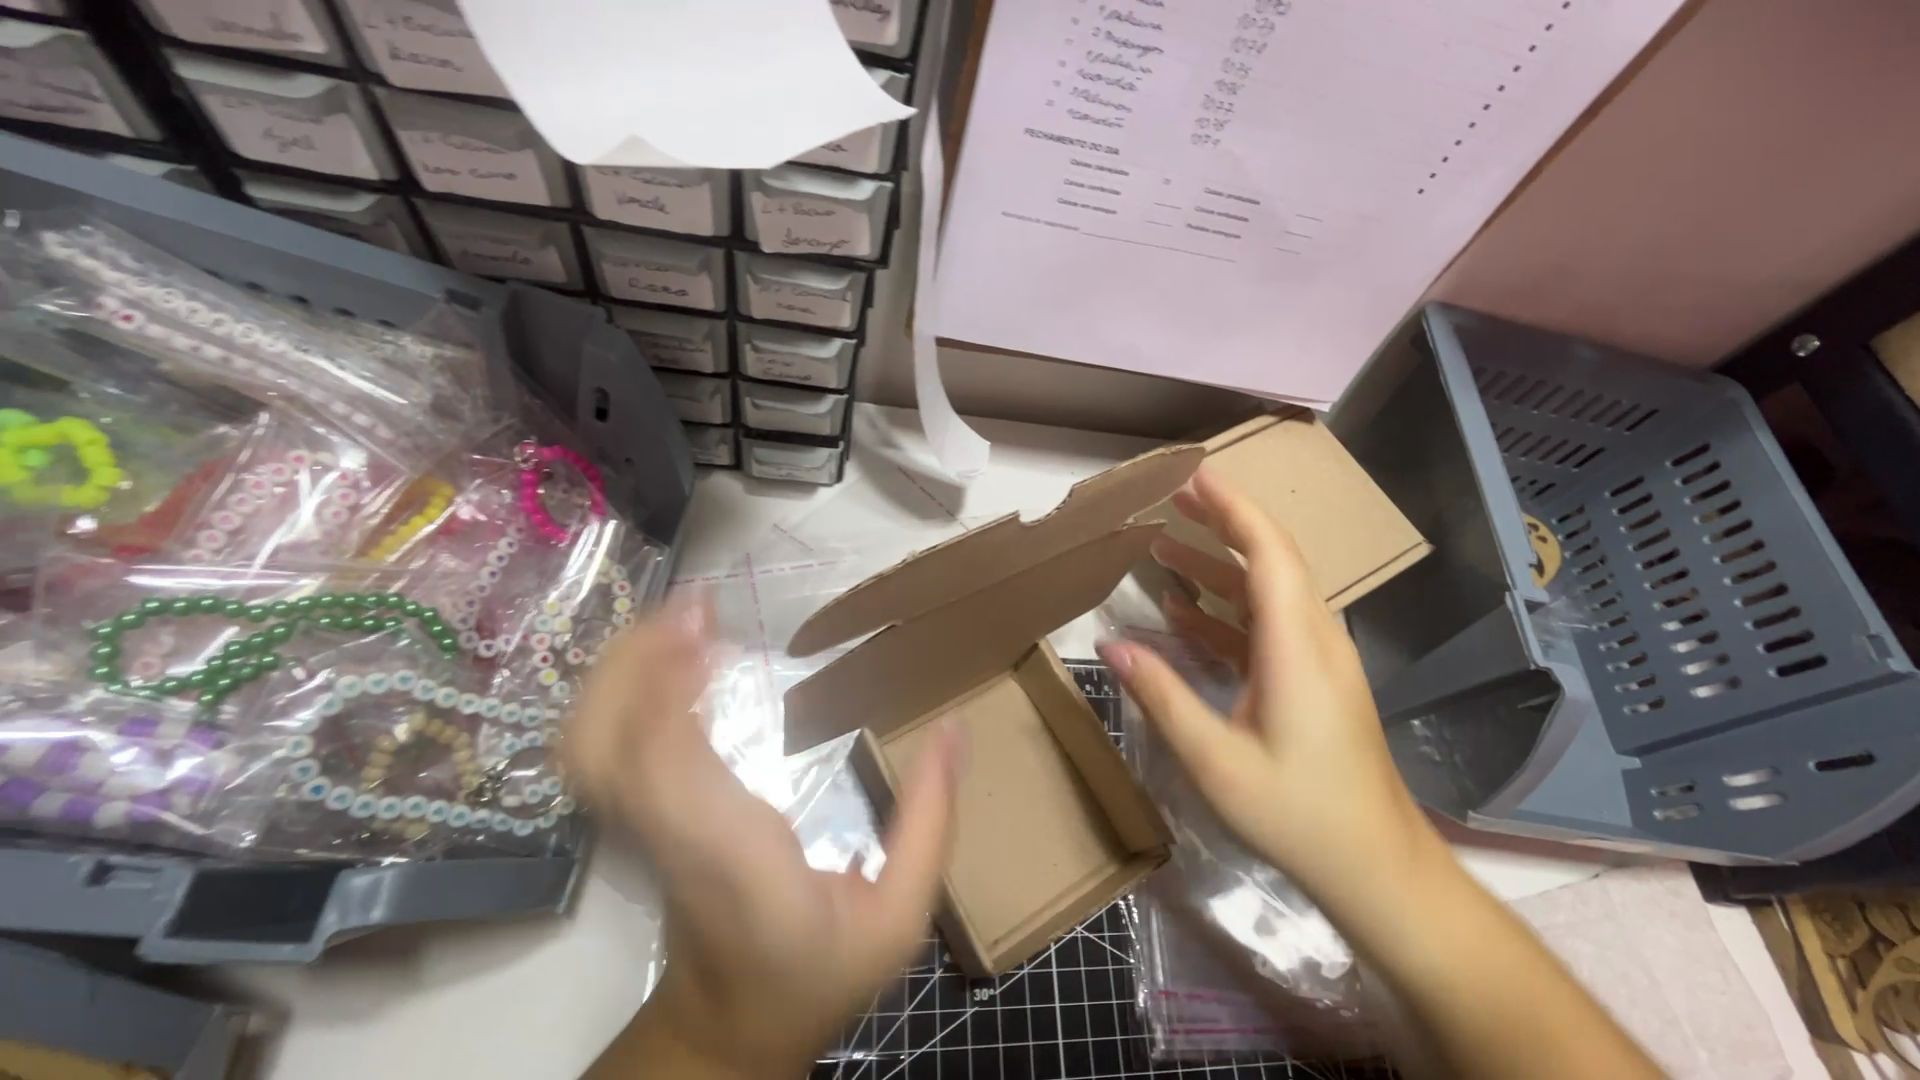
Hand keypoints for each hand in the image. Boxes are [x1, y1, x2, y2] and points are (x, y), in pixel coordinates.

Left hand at [567, 592, 966, 1077]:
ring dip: (622, 670)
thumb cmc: (817, 974)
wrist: (731, 1026)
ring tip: (681, 619)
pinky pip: (602, 752)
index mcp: (733, 858)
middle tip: (693, 605)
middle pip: (603, 744)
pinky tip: (671, 660)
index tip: (709, 626)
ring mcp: (639, 831)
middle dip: (632, 661)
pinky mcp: (634, 821)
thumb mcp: (900, 919)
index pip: (669, 771)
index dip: (667, 689)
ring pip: (588, 745)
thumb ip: (929, 823)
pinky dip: (620, 693)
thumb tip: (954, 729)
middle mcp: (671, 837)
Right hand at [1098, 467, 1447, 911]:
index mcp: (1297, 646)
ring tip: (1163, 548)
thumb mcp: (1216, 760)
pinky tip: (1184, 614)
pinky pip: (1268, 626)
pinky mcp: (1314, 682)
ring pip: (1269, 592)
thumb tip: (1110, 644)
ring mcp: (1319, 660)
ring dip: (1218, 566)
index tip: (1196, 474)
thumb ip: (1162, 695)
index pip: (1268, 552)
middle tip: (1171, 498)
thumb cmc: (1297, 812)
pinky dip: (1226, 610)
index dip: (1233, 508)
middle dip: (1221, 523)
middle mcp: (1315, 639)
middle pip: (1272, 560)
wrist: (1375, 864)